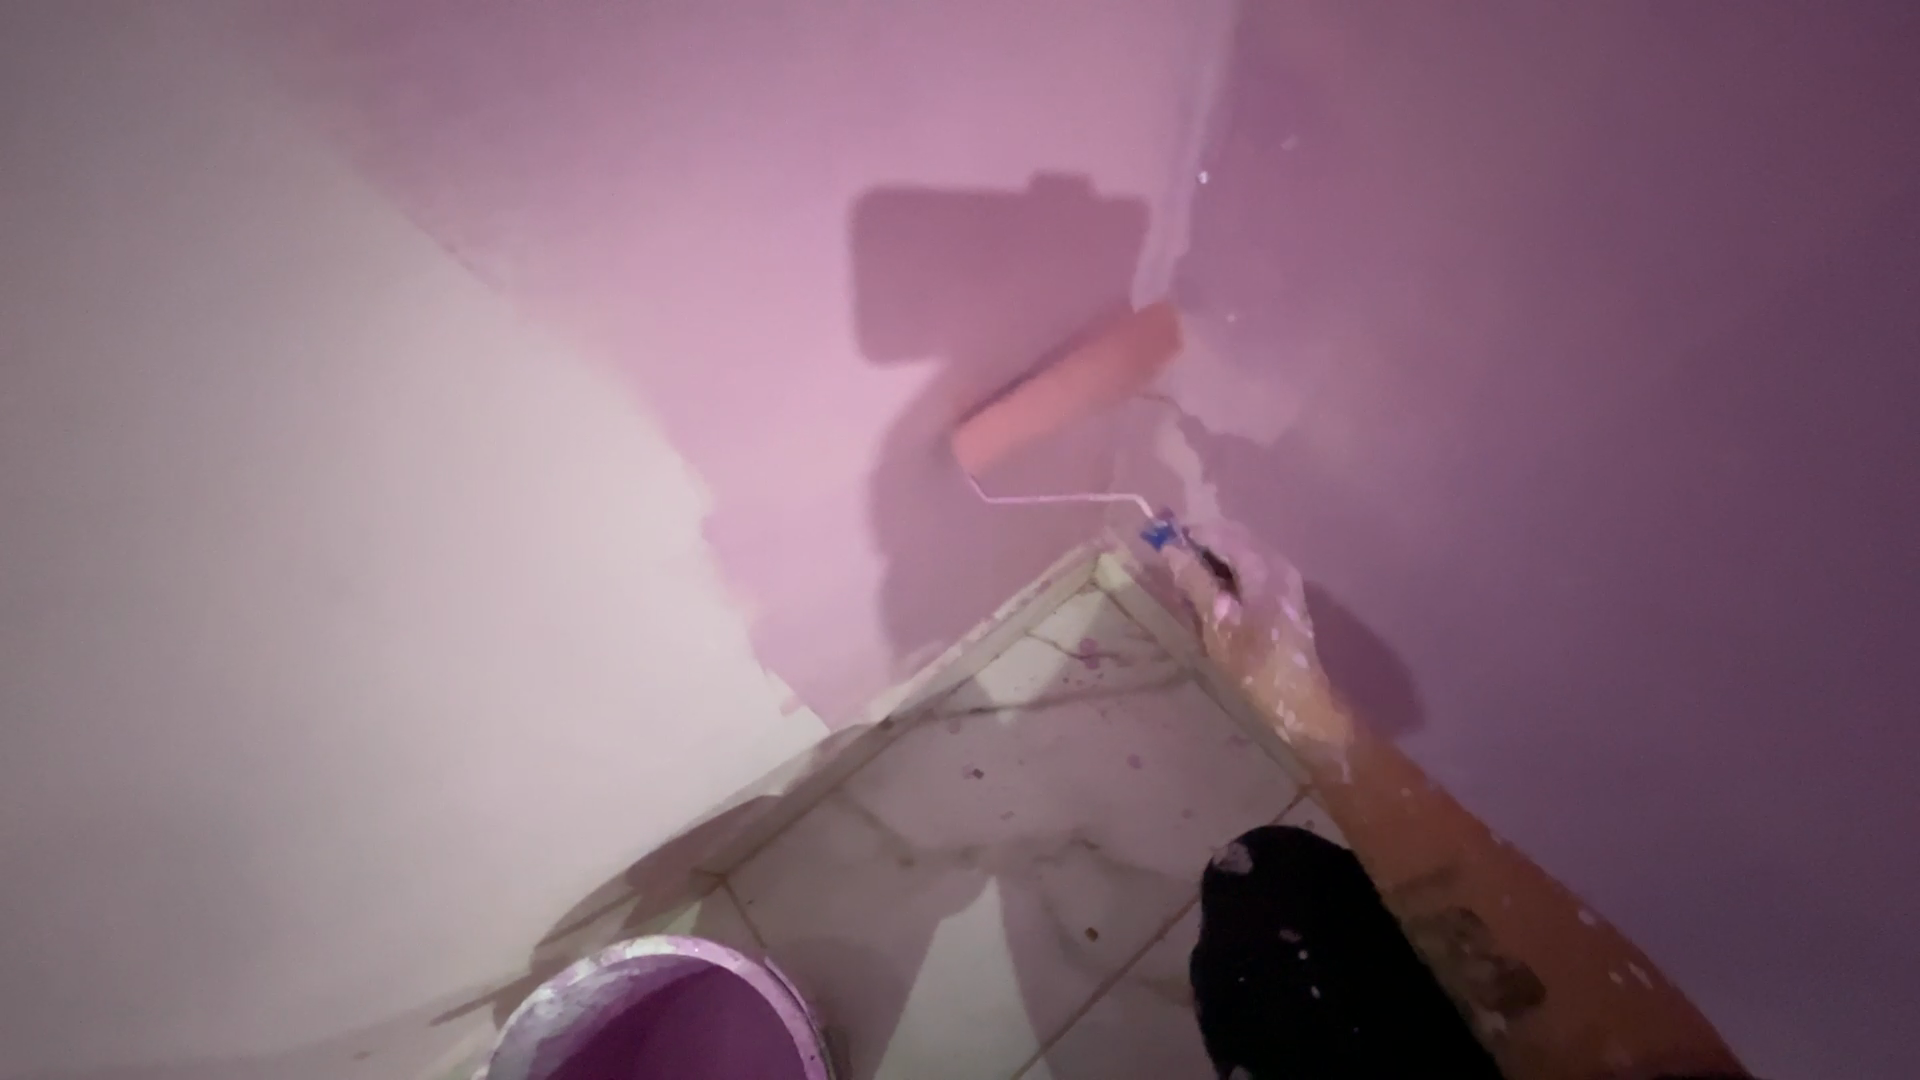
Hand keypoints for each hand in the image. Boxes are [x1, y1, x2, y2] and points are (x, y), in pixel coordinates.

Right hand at [1157, 520, 1356, 758]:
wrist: (1298, 700)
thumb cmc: (1253, 664)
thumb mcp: (1215, 623)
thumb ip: (1193, 580)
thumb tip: (1169, 548)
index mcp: (1262, 566)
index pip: (1217, 532)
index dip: (1185, 534)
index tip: (1157, 544)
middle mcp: (1276, 562)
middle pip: (1229, 536)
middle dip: (1198, 546)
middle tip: (1170, 568)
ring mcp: (1283, 576)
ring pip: (1238, 551)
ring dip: (1210, 560)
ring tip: (1187, 585)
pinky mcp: (1282, 591)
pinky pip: (1248, 567)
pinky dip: (1225, 572)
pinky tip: (1210, 595)